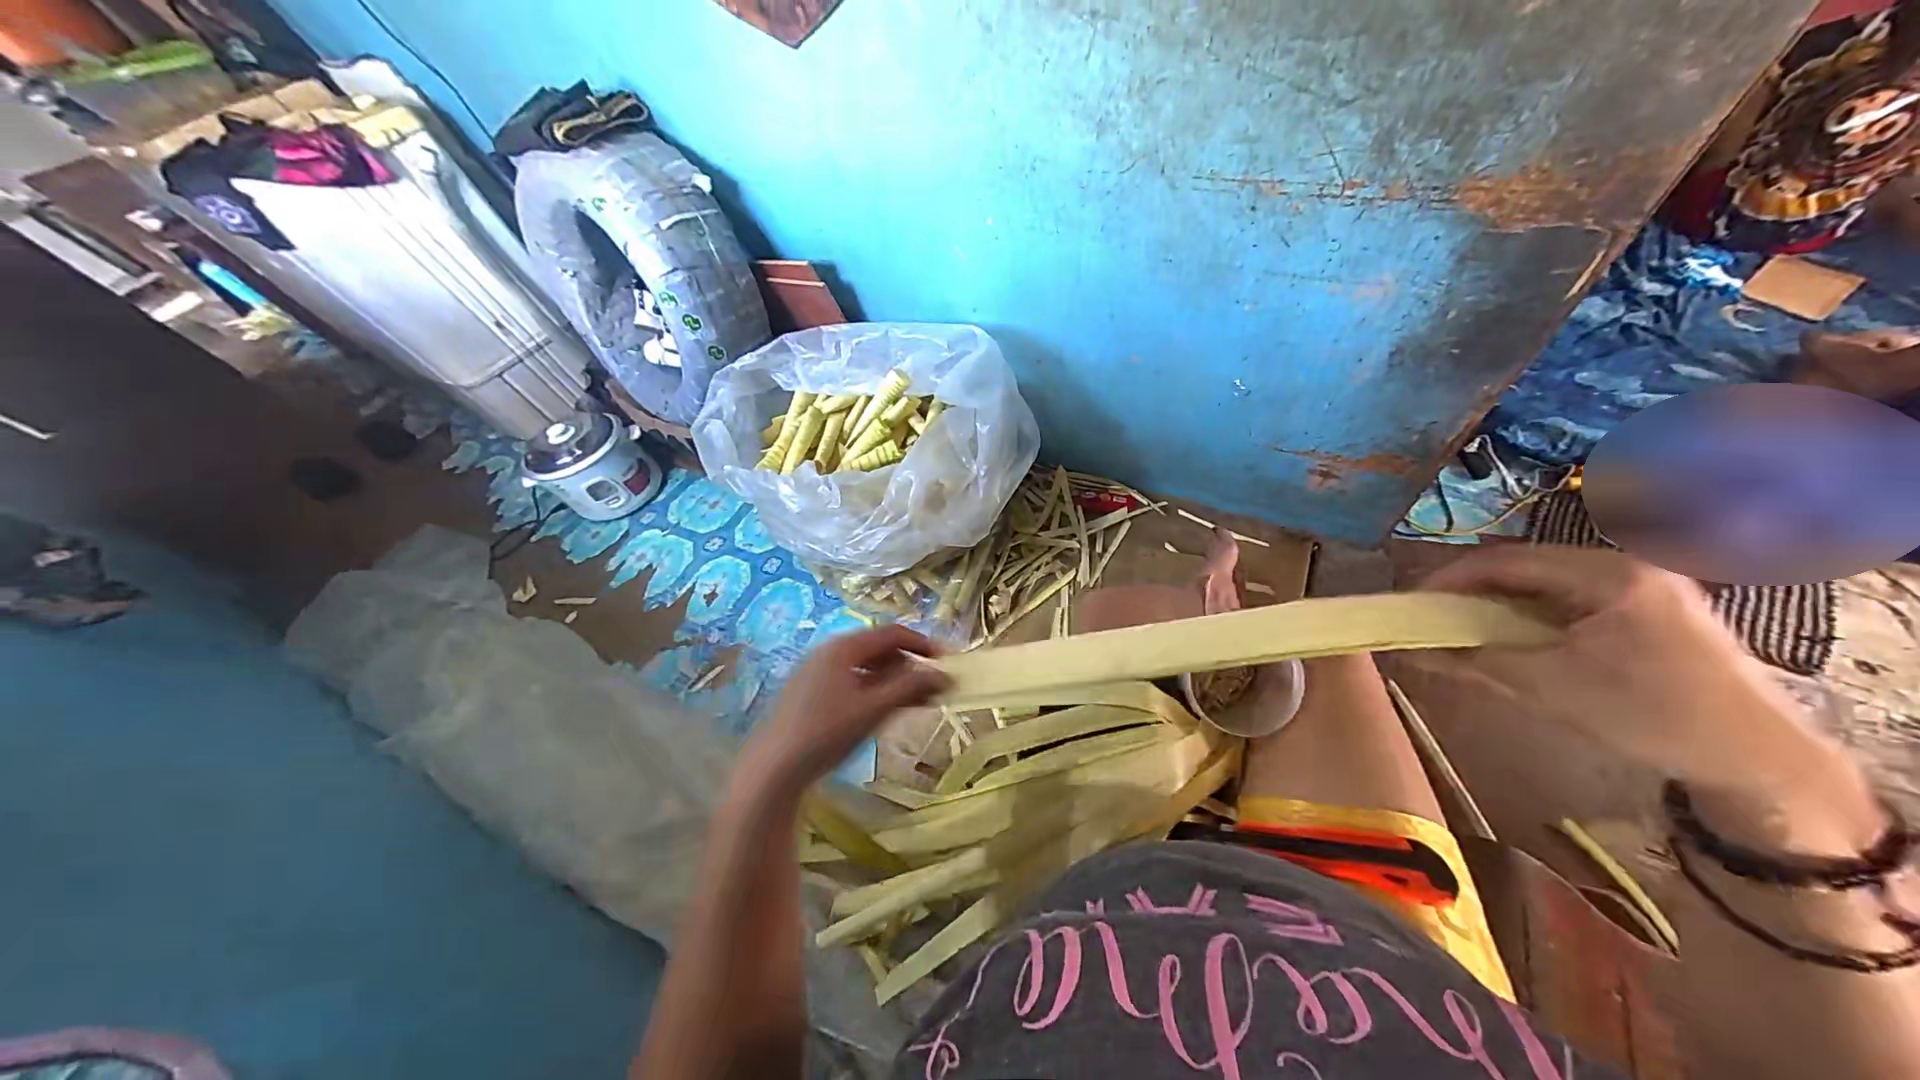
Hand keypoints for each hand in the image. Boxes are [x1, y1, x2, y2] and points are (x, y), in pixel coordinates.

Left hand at [737, 625, 948, 796]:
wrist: (773, 768)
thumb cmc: (826, 734)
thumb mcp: (874, 710)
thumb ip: (910, 688)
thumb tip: (945, 674)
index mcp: (843, 647)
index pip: (891, 633)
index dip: (922, 644)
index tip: (947, 661)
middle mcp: (829, 652)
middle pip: (878, 648)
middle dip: (909, 665)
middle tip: (933, 687)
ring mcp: (817, 672)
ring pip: (865, 667)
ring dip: (894, 680)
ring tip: (916, 702)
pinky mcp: (810, 693)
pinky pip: (852, 681)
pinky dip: (874, 690)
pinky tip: (885, 711)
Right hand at [1413, 547, 1834, 793]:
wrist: (1759, 761)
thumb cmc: (1651, 717)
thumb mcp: (1550, 687)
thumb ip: (1475, 660)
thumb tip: (1412, 651)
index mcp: (1609, 575)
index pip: (1507, 560)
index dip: (1451, 578)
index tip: (1413, 603)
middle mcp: (1627, 566)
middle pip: (1526, 565)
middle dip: (1472, 589)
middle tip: (1433, 616)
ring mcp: (1644, 585)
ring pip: (1547, 581)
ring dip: (1500, 602)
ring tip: (1464, 626)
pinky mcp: (1651, 608)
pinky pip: (1572, 598)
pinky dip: (1532, 613)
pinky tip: (1513, 635)